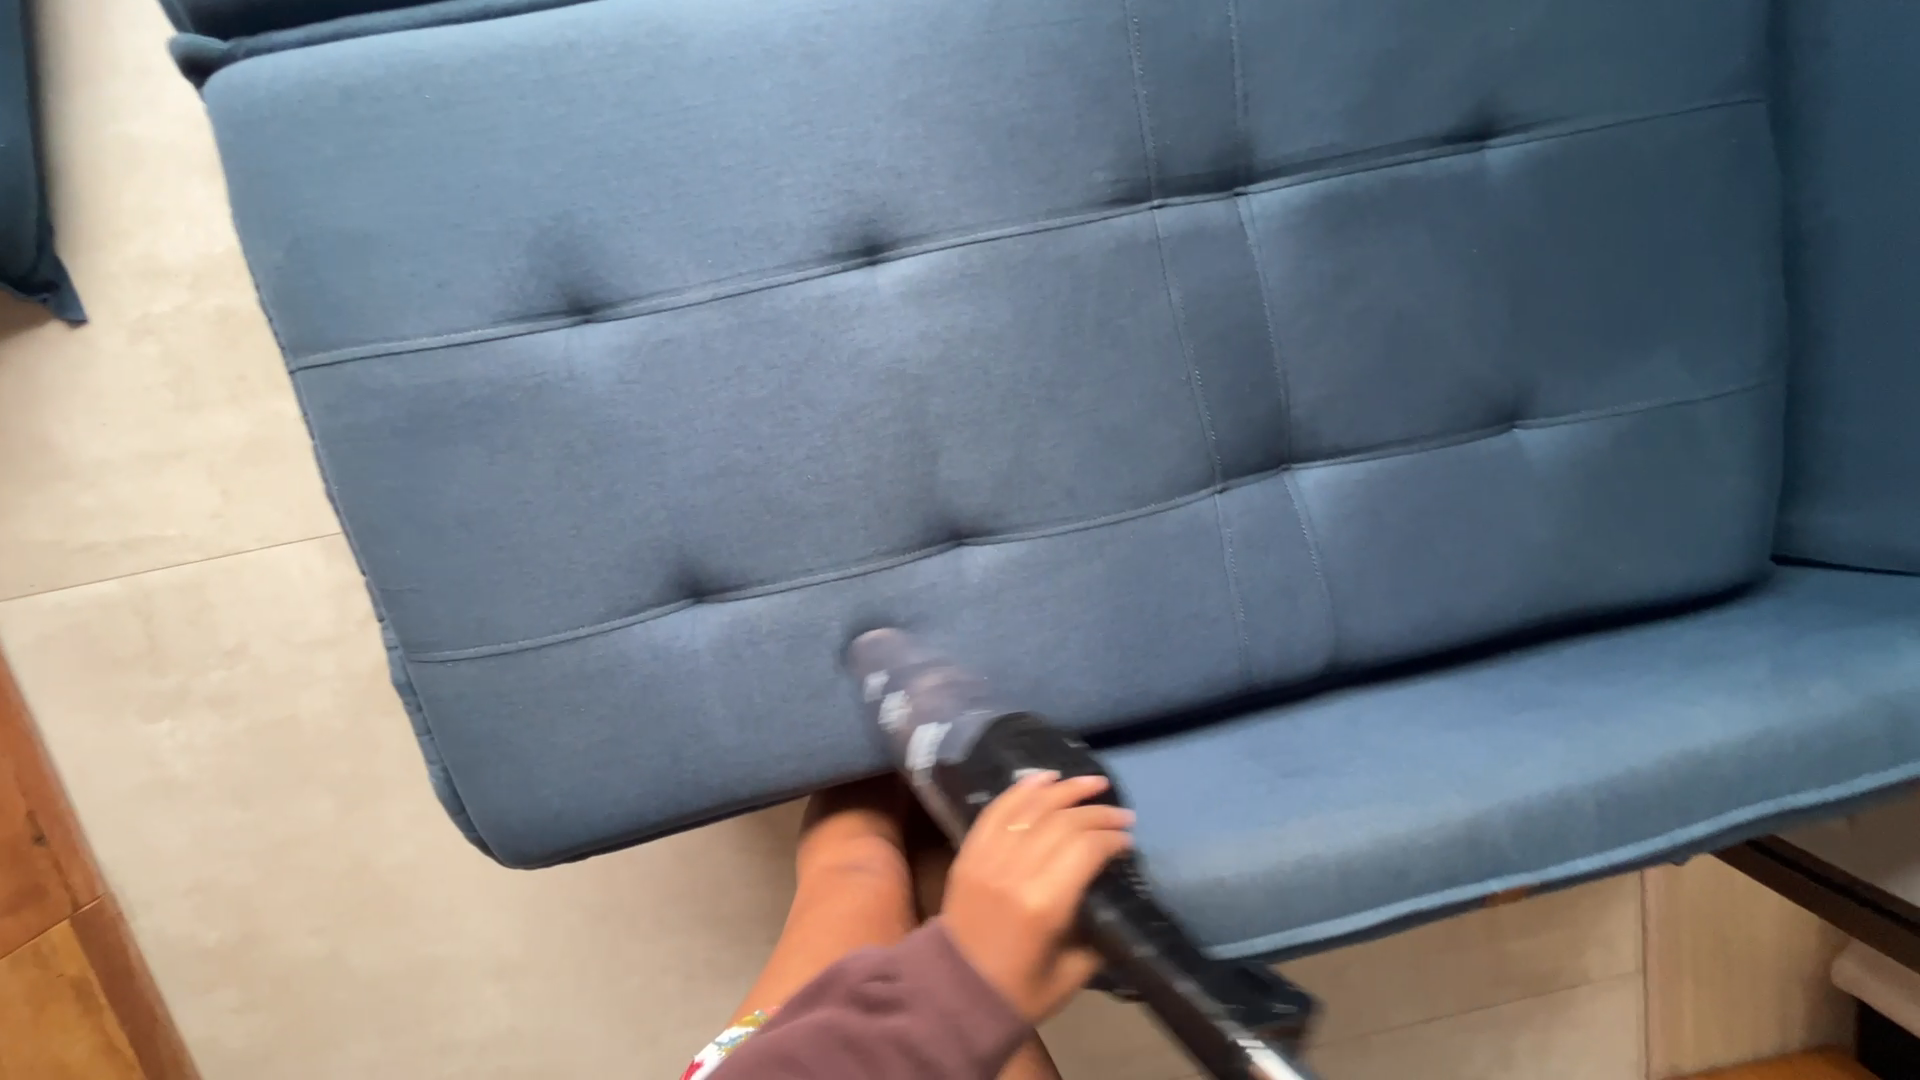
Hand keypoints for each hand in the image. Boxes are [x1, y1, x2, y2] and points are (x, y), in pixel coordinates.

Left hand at [939, 771, 1134, 1024]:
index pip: (1085, 849)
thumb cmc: (1018, 992)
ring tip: (1092, 783)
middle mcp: (1015, 872)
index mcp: (1043, 905)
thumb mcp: (1071, 974)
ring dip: (1065, 790)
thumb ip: (1097, 935)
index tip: (1127, 840)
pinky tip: (1045, 778)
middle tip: (1120, 814)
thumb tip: (1114, 901)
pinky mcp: (969, 852)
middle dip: (1097, 813)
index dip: (1111, 838)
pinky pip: (997, 810)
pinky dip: (1022, 789)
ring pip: (1031, 808)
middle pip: (1062, 822)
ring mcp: (988, 857)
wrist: (952, 993)